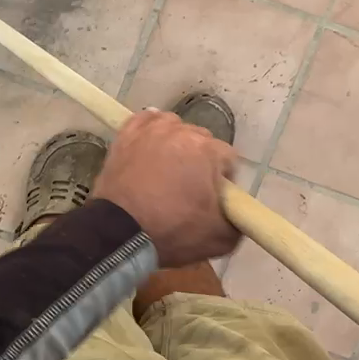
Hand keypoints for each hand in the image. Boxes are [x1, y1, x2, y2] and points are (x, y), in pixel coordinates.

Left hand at [91, 109, 237, 266]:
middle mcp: (179, 131)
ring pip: (173, 127)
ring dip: (175, 144)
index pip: (228, 158)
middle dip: (200, 160)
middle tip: (188, 187)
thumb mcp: (221, 238)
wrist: (120, 233)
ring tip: (167, 169)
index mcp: (207, 150)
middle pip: (201, 140)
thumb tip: (235, 210)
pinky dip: (149, 131)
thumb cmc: (173, 231)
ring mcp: (149, 130)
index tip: (213, 197)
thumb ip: (238, 218)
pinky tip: (149, 144)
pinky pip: (144, 121)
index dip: (224, 179)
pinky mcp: (125, 135)